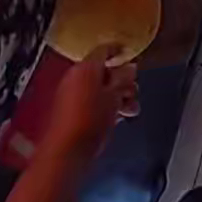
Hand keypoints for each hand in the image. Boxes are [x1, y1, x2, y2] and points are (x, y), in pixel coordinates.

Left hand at [45, 45, 138, 161]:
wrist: (66, 152)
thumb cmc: (92, 119)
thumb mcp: (115, 96)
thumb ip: (124, 79)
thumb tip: (130, 67)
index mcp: (85, 67)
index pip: (104, 50)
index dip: (119, 50)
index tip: (130, 53)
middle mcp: (75, 76)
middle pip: (103, 71)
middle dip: (122, 81)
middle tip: (134, 90)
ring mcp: (70, 94)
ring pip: (99, 88)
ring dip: (117, 96)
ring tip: (131, 110)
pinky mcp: (69, 111)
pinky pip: (91, 101)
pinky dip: (105, 106)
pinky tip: (118, 118)